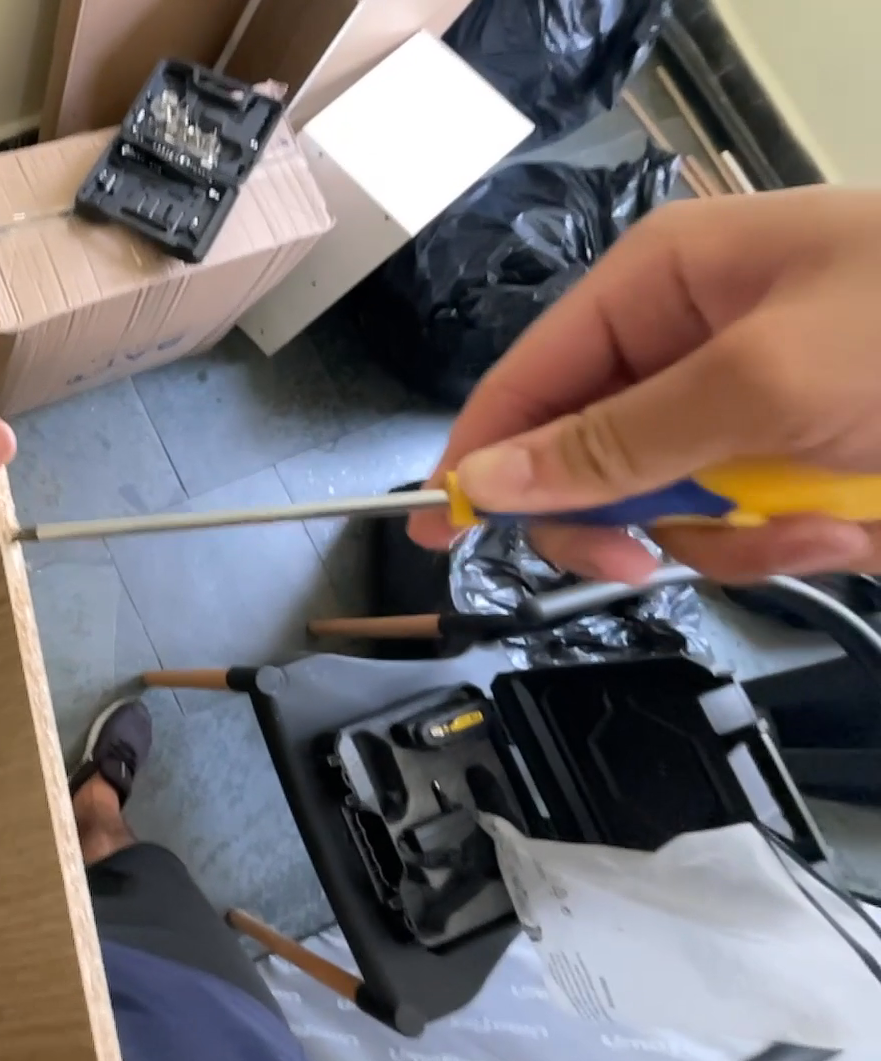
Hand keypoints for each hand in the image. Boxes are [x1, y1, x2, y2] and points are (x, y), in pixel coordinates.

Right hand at [409, 187, 880, 583]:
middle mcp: (680, 343)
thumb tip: (482, 484)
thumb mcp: (774, 381)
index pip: (521, 384)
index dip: (476, 457)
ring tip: (809, 525)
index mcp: (658, 286)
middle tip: (629, 561)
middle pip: (572, 452)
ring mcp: (735, 405)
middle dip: (610, 513)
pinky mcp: (788, 458)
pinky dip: (779, 542)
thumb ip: (609, 441)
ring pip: (648, 500)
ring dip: (717, 533)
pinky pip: (726, 523)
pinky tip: (848, 527)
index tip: (435, 529)